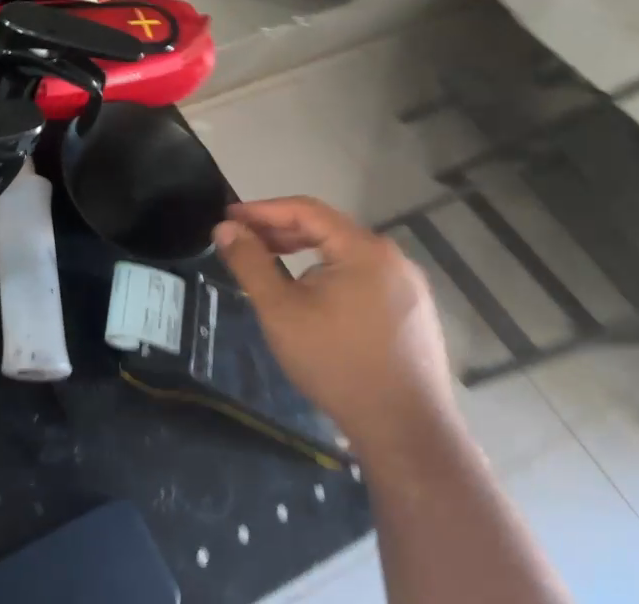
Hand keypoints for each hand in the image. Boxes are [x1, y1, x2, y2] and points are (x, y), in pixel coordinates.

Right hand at [215, 197, 459, 456]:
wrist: (404, 429)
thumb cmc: (335, 362)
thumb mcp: (280, 309)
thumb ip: (250, 262)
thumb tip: (225, 227)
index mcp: (365, 251)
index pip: (306, 210)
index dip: (262, 210)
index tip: (228, 217)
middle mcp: (394, 260)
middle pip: (329, 229)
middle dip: (281, 230)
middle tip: (242, 241)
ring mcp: (410, 288)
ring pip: (346, 255)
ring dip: (304, 252)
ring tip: (270, 266)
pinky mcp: (413, 314)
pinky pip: (363, 277)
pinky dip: (329, 274)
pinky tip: (310, 297)